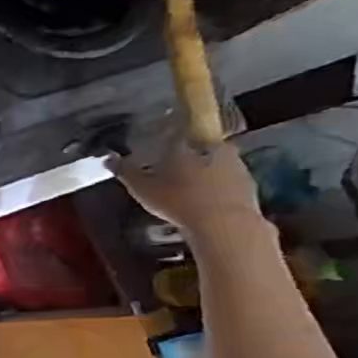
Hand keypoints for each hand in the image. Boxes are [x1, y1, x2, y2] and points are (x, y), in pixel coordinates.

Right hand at [114, 138, 265, 241]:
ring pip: (217, 164)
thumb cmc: (178, 201)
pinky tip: (210, 206)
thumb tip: (107, 158)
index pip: (175, 132)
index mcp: (186, 143)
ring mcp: (236, 166)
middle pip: (199, 147)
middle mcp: (213, 147)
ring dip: (207, 174)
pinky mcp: (250, 186)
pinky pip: (231, 184)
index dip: (166, 140)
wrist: (225, 225)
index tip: (160, 148)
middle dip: (189, 157)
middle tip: (176, 173)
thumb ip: (126, 172)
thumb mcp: (143, 189)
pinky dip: (221, 191)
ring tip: (193, 193)